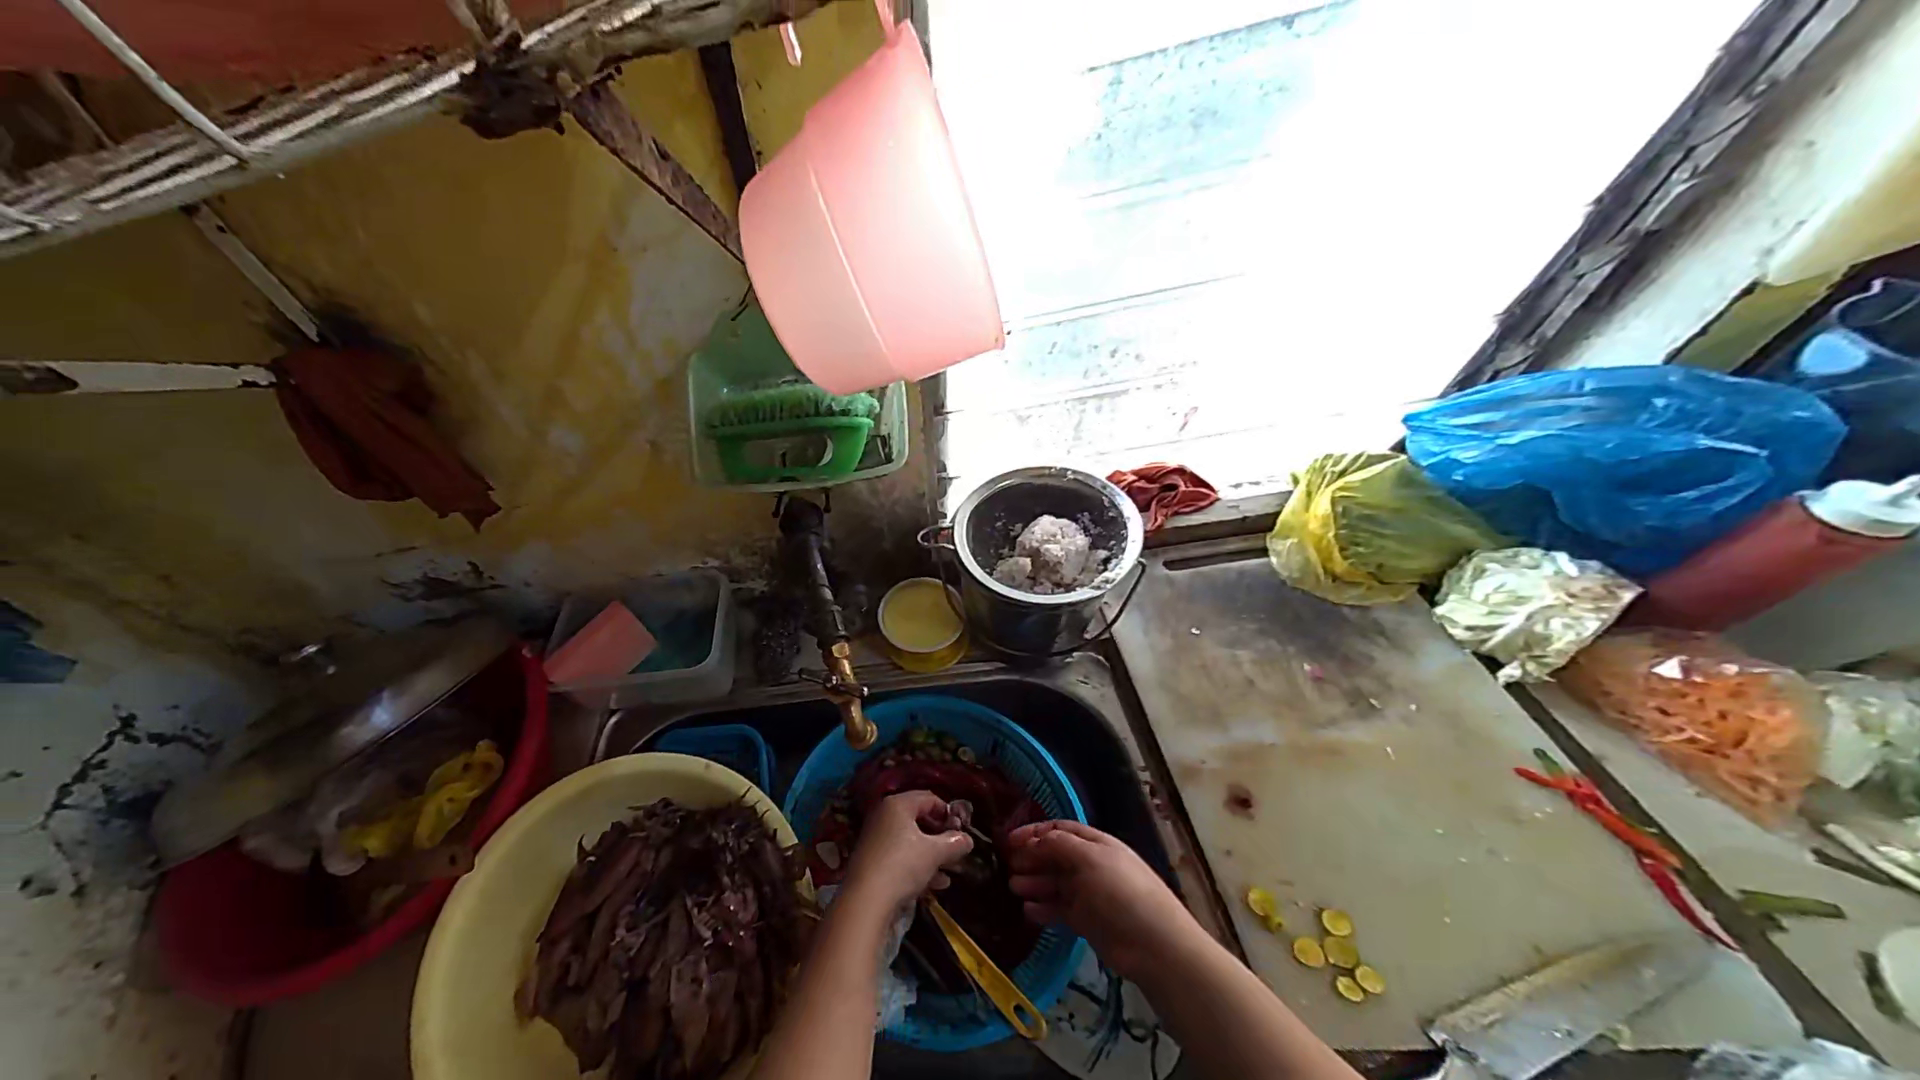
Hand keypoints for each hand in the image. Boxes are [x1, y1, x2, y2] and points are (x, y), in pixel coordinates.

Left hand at [841, 791, 973, 910]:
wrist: (864, 902)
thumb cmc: (903, 865)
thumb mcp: (934, 853)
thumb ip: (954, 843)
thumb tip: (968, 839)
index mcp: (898, 805)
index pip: (929, 798)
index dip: (948, 813)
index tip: (962, 831)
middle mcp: (884, 816)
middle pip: (920, 820)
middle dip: (942, 837)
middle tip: (957, 851)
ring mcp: (876, 840)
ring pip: (911, 842)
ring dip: (933, 855)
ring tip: (951, 871)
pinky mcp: (872, 862)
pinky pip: (901, 857)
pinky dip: (918, 866)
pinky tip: (936, 884)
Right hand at [1007, 820, 1199, 980]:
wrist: (1153, 944)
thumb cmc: (1120, 892)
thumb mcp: (1089, 859)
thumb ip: (1058, 845)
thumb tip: (1033, 840)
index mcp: (1095, 844)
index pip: (1059, 830)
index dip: (1034, 832)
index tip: (1008, 840)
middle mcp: (1090, 865)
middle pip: (1054, 856)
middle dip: (1030, 858)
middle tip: (1007, 866)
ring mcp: (1089, 894)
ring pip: (1054, 883)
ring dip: (1033, 882)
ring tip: (1012, 887)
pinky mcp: (1086, 921)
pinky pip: (1059, 909)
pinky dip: (1043, 908)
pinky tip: (1027, 910)